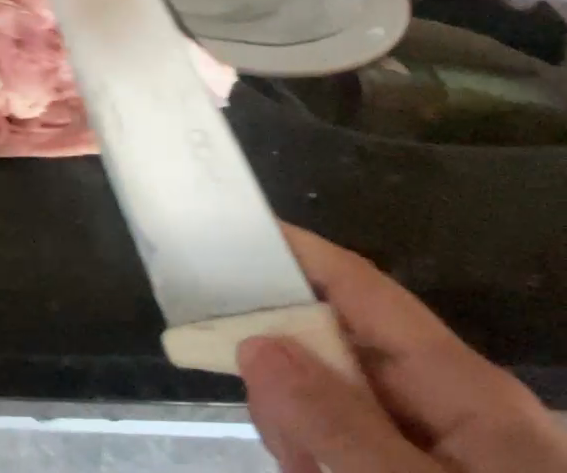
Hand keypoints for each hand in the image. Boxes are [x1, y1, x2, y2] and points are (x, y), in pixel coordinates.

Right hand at [240, 224, 566, 472]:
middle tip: (277, 435)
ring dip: (297, 431)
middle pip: (330, 343)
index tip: (215, 231)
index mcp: (465, 390)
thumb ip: (335, 423)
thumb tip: (255, 343)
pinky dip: (316, 458)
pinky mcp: (415, 471)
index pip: (358, 287)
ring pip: (326, 398)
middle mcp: (452, 405)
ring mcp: (439, 447)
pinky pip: (343, 442)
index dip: (289, 250)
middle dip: (281, 374)